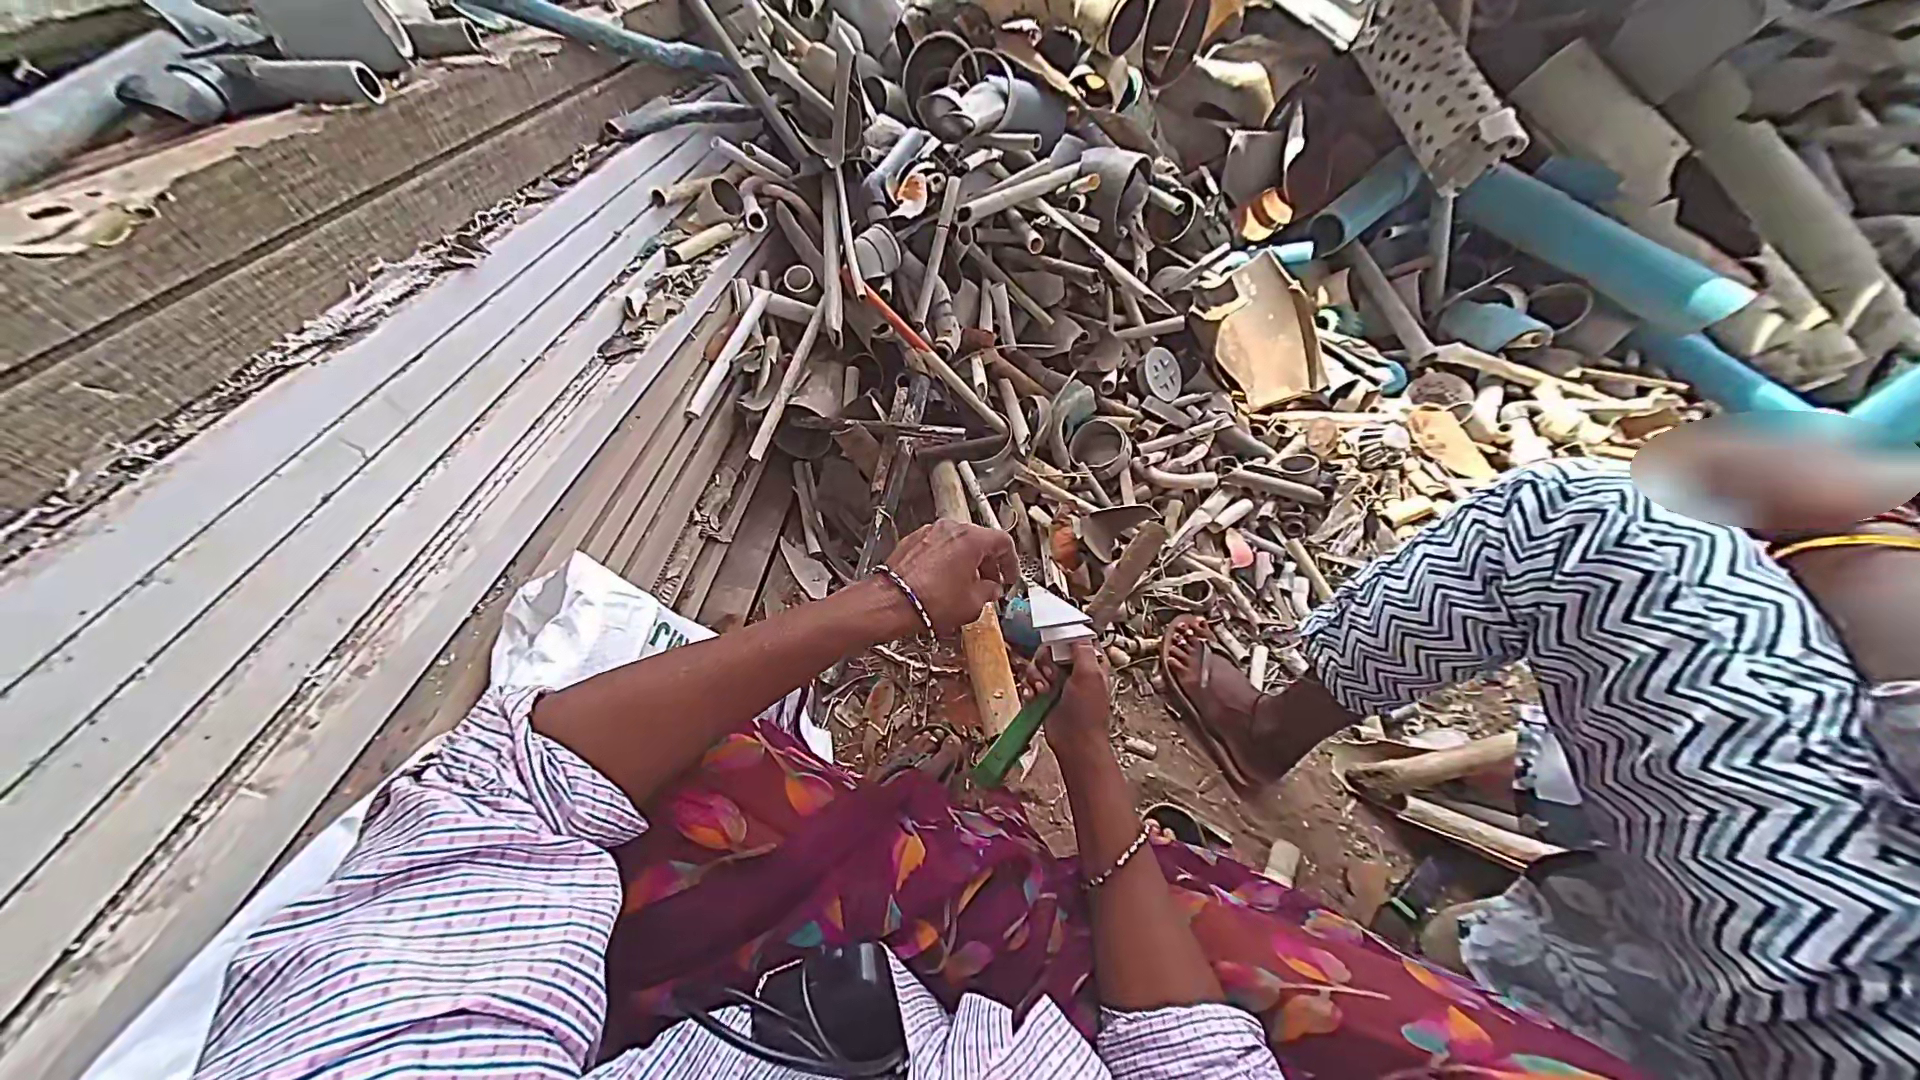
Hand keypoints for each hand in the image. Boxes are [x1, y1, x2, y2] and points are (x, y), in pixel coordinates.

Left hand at [884, 519, 1018, 634]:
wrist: (891, 603)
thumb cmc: (929, 601)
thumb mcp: (972, 603)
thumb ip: (989, 591)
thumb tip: (991, 589)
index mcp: (970, 538)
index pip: (1002, 542)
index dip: (1011, 562)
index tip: (1009, 576)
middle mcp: (949, 529)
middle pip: (979, 540)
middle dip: (988, 563)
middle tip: (990, 583)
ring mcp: (928, 533)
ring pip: (957, 543)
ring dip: (966, 561)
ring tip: (966, 585)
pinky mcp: (912, 542)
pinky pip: (938, 548)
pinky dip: (946, 561)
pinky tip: (944, 582)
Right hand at [1022, 640, 1112, 759]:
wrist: (1075, 743)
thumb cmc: (1087, 713)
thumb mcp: (1090, 675)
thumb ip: (1083, 650)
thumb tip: (1076, 632)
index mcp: (1090, 663)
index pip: (1076, 639)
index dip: (1063, 637)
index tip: (1054, 641)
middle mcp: (1073, 670)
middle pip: (1051, 649)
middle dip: (1046, 660)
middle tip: (1051, 673)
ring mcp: (1057, 682)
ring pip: (1037, 665)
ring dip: (1036, 675)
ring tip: (1043, 689)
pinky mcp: (1043, 694)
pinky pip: (1029, 682)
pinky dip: (1029, 688)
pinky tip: (1034, 696)